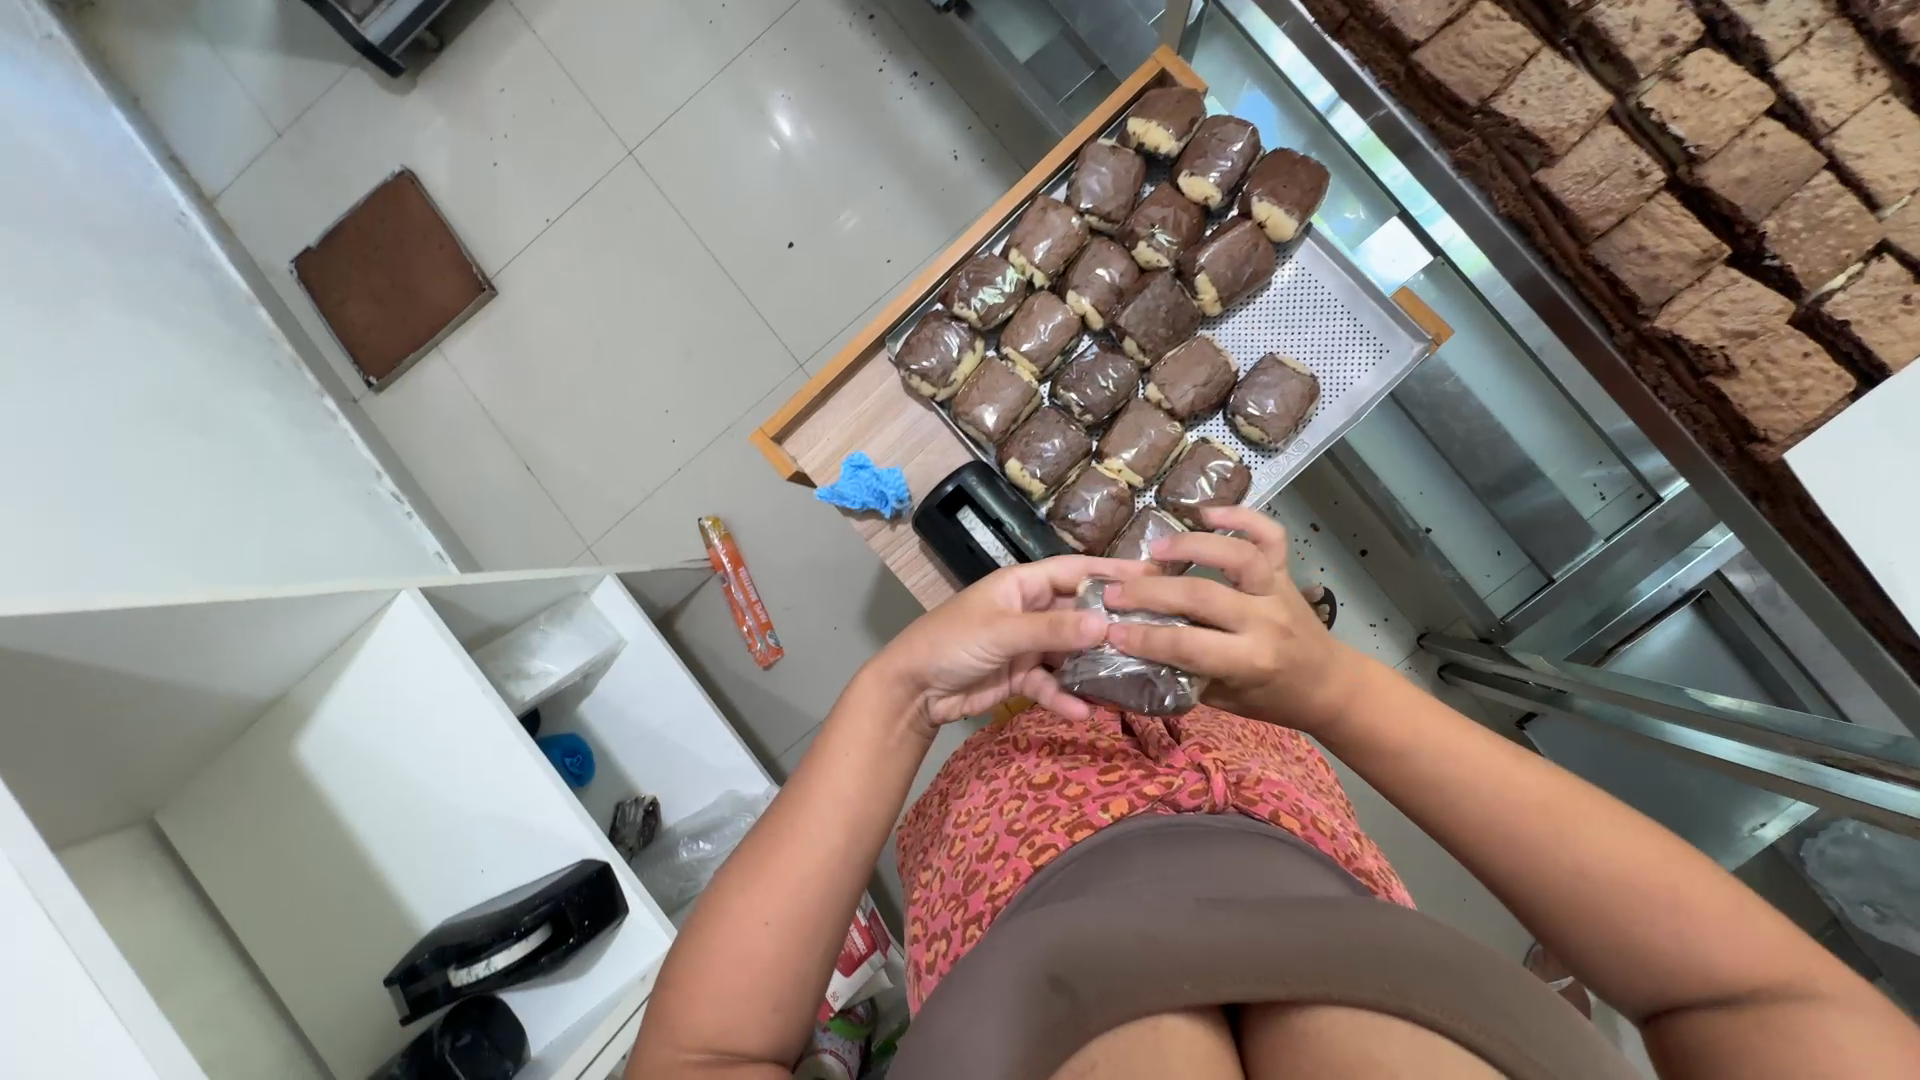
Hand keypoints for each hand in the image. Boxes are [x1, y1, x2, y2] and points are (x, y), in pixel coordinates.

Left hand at [868, 555, 1151, 732]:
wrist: (912, 690)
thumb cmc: (950, 642)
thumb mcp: (1002, 631)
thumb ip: (1051, 630)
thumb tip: (1105, 623)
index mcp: (1022, 584)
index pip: (1075, 571)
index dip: (1112, 571)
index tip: (1153, 575)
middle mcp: (1029, 610)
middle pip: (1079, 613)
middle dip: (1111, 625)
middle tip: (1155, 635)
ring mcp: (1026, 645)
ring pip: (1070, 652)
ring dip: (1094, 666)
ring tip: (1131, 680)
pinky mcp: (1021, 677)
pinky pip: (1052, 684)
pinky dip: (1065, 697)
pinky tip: (1084, 712)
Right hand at [1102, 504, 1371, 733]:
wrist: (1330, 685)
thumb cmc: (1272, 698)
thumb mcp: (1225, 699)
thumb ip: (1185, 671)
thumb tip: (1133, 645)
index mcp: (1251, 661)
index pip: (1188, 645)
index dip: (1145, 637)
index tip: (1109, 630)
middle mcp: (1266, 621)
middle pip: (1202, 595)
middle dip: (1150, 592)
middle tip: (1113, 592)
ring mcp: (1279, 591)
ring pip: (1237, 556)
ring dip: (1192, 547)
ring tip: (1155, 549)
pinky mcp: (1286, 572)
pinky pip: (1269, 535)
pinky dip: (1241, 517)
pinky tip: (1206, 513)